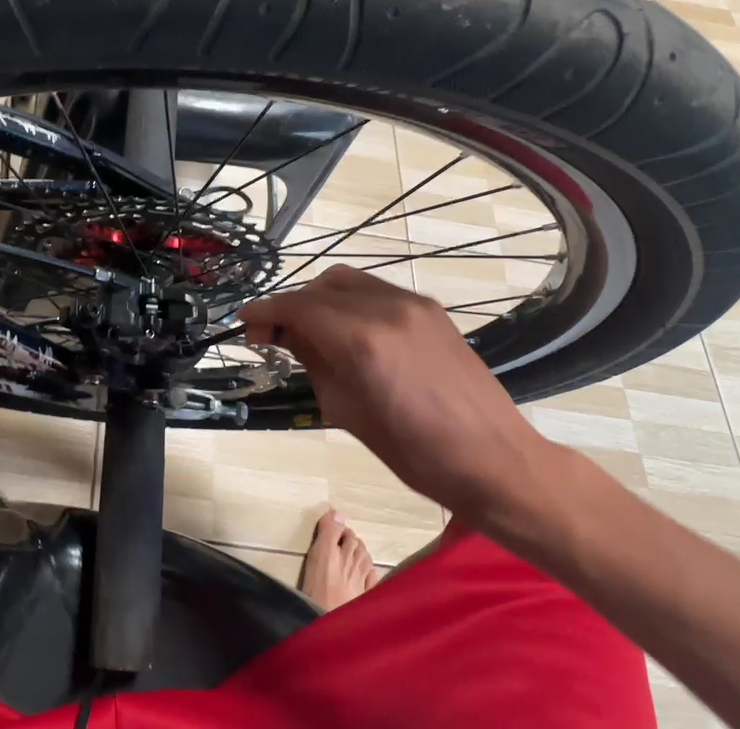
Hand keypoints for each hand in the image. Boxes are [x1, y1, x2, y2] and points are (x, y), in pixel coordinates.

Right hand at [239, 267, 558, 521]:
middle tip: (273, 336)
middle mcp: (386, 309)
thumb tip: (284, 334)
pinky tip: (346, 330)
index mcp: (362, 341)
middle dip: (289, 306)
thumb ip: (312, 361)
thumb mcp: (346, 410)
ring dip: (318, 298)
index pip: (298, 307)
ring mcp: (413, 304)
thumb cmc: (414, 452)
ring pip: (346, 281)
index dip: (265, 311)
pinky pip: (375, 290)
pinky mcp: (431, 309)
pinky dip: (348, 301)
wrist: (493, 459)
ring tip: (308, 331)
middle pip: (319, 287)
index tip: (245, 323)